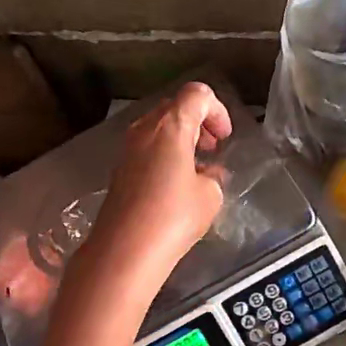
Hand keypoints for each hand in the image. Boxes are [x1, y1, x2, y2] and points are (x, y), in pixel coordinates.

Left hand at [86, 82, 233, 281]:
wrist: (125, 250)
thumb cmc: (173, 217)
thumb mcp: (210, 196)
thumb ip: (213, 176)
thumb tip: (207, 173)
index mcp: (171, 126)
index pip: (197, 95)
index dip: (217, 110)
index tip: (225, 136)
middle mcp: (145, 129)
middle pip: (174, 107)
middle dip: (198, 122)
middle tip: (213, 147)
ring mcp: (128, 149)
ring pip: (158, 128)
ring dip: (181, 139)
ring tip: (197, 166)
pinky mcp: (119, 170)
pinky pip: (147, 149)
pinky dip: (165, 154)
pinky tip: (176, 183)